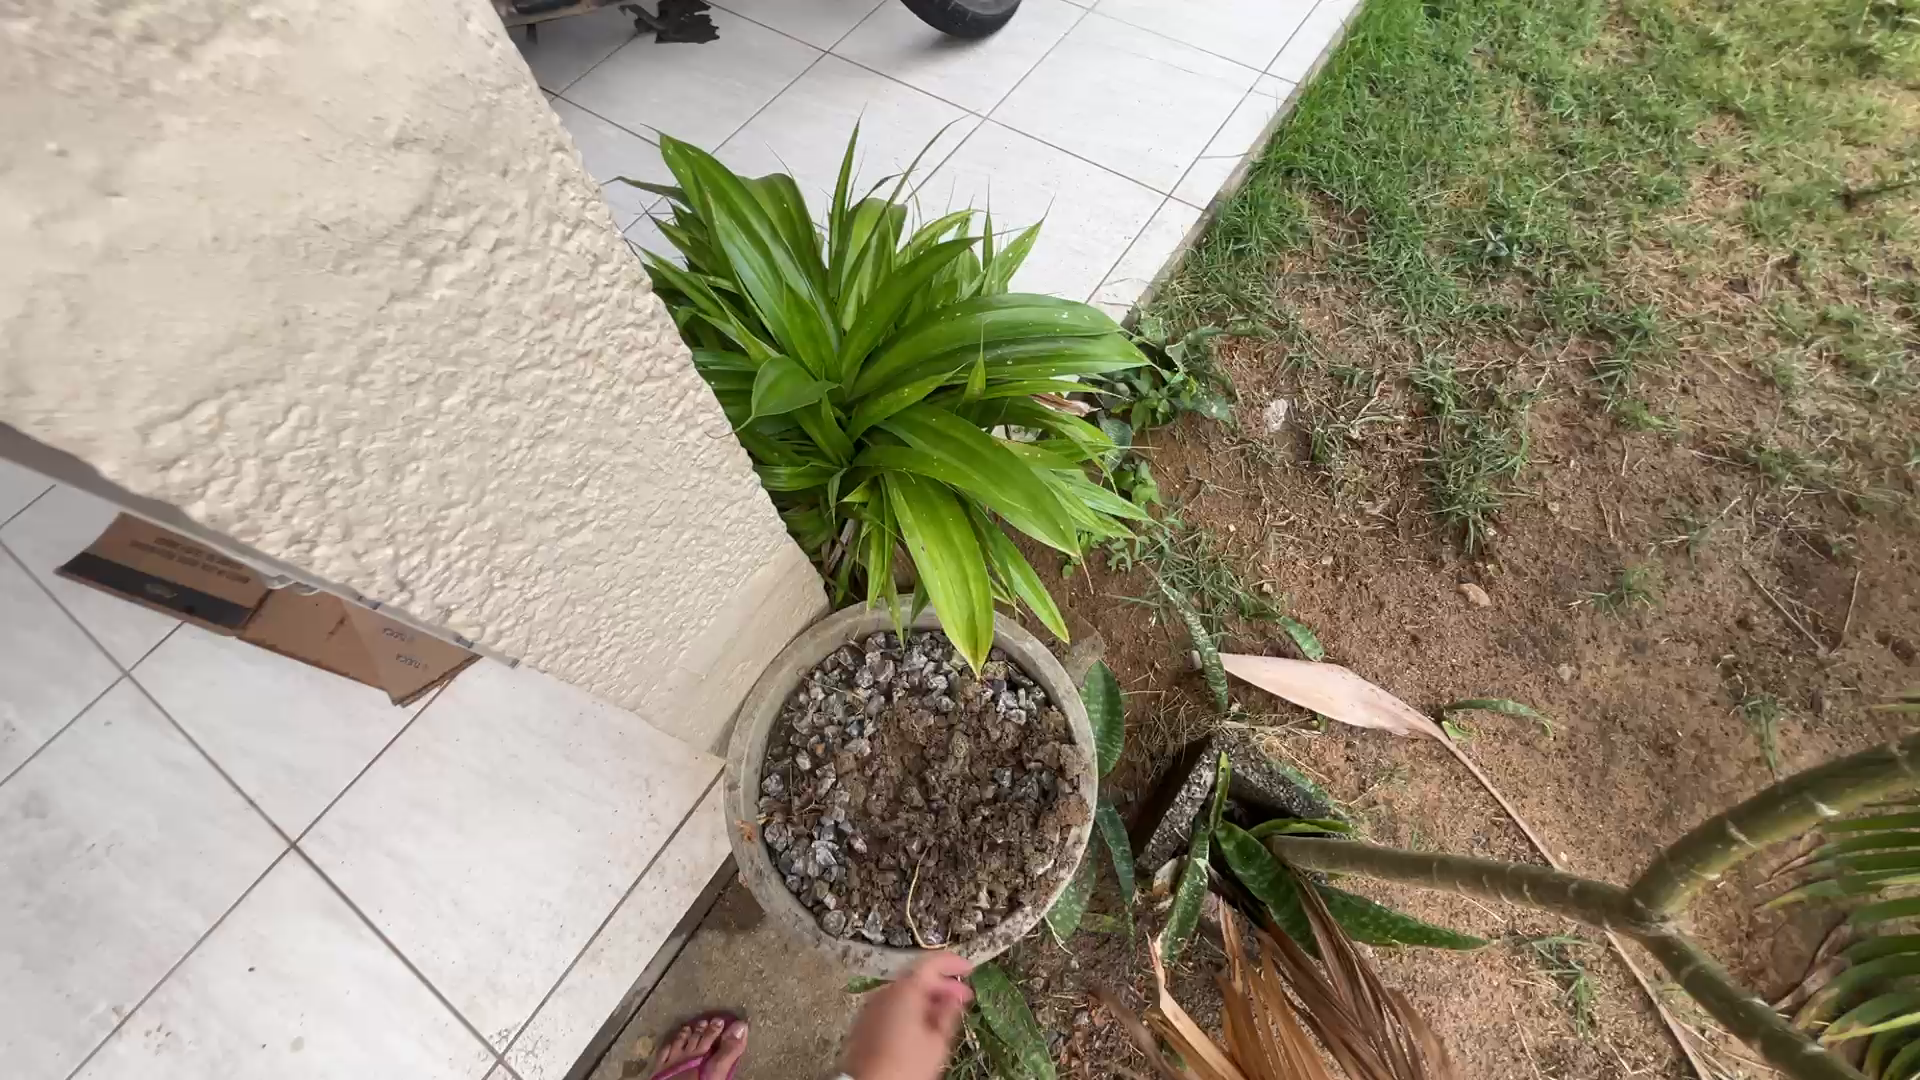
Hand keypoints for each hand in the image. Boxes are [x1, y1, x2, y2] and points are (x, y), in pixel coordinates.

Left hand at [841, 952, 974, 1079]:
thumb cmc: (906, 1067)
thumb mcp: (937, 1042)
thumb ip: (949, 1013)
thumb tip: (955, 997)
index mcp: (907, 989)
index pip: (933, 963)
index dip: (953, 963)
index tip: (968, 969)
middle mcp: (888, 990)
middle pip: (919, 977)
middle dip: (943, 985)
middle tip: (962, 998)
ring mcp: (873, 1005)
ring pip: (905, 993)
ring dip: (926, 999)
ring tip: (943, 1016)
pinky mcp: (864, 1021)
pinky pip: (893, 1005)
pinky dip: (909, 1008)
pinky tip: (920, 1027)